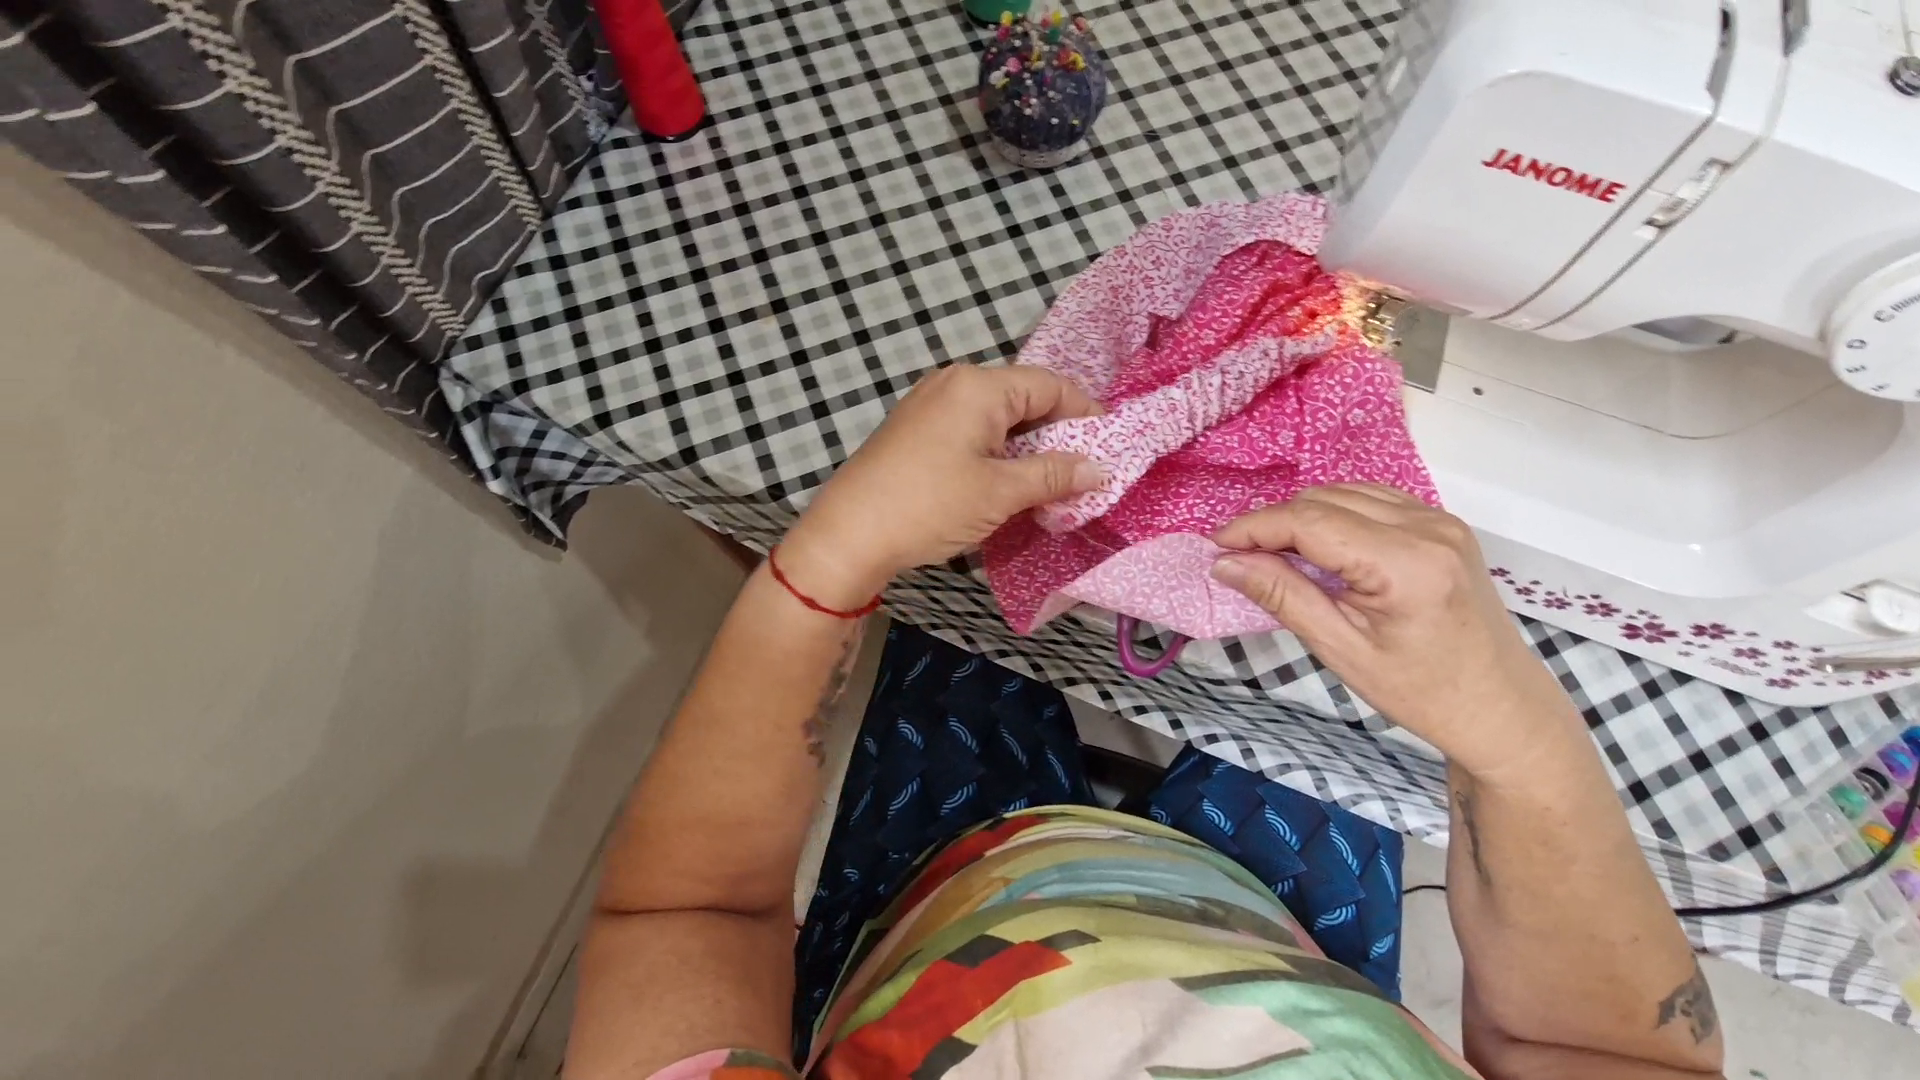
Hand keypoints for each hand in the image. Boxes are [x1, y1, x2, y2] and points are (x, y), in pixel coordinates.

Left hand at [778, 364, 1103, 607]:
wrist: (848, 535)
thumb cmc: (929, 506)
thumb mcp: (1000, 493)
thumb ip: (1054, 475)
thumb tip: (1100, 468)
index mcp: (977, 386)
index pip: (1049, 385)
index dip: (1085, 413)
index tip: (1111, 446)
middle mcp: (953, 384)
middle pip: (1023, 399)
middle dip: (1056, 435)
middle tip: (1082, 473)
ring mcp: (929, 405)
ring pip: (997, 419)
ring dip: (1026, 449)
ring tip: (1049, 486)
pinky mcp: (915, 431)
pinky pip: (970, 431)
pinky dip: (996, 453)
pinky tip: (1006, 485)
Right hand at [1208, 485, 1583, 780]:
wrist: (1500, 707)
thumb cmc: (1421, 691)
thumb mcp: (1341, 650)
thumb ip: (1282, 596)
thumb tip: (1226, 563)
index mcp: (1404, 564)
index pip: (1309, 521)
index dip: (1254, 528)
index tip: (1216, 547)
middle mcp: (1427, 528)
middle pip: (1323, 500)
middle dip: (1273, 523)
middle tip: (1239, 559)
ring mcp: (1440, 520)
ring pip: (1345, 493)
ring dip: (1302, 516)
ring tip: (1273, 554)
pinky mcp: (1443, 524)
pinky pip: (1371, 499)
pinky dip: (1334, 514)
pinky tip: (1318, 546)